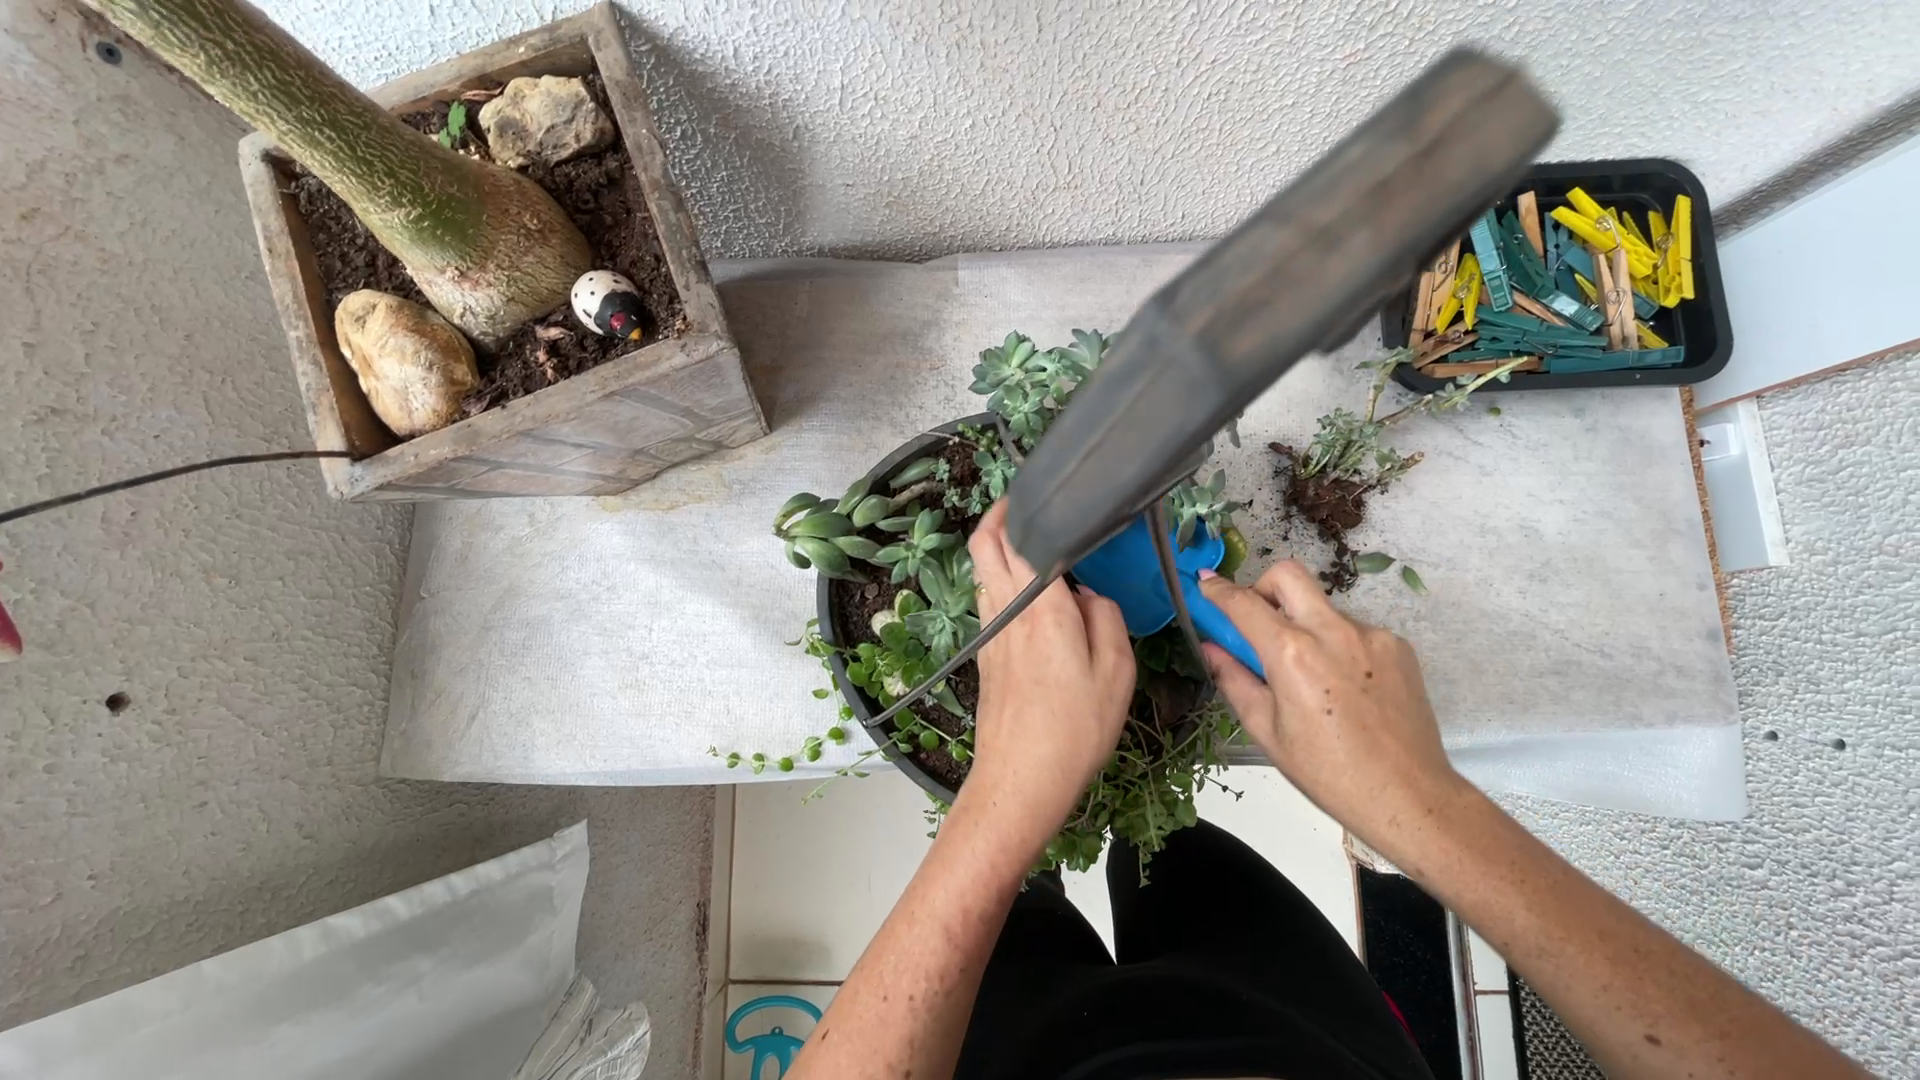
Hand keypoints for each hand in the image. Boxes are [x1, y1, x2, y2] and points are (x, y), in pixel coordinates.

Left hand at [962, 501, 1134, 846]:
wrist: (1020, 780)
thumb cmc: (1075, 728)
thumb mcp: (1116, 673)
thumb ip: (1106, 619)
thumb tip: (1088, 595)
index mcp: (1041, 607)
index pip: (1017, 540)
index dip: (1019, 511)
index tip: (1039, 495)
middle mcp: (1006, 611)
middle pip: (983, 547)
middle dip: (996, 518)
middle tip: (1023, 505)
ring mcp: (989, 633)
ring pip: (981, 573)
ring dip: (995, 549)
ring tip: (1028, 542)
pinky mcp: (984, 656)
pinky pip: (987, 601)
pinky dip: (998, 580)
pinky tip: (1026, 592)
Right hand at [1197, 561, 1469, 858]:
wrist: (1408, 796)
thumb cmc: (1327, 771)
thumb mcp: (1265, 730)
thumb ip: (1233, 680)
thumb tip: (1210, 648)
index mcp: (1292, 654)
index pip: (1244, 604)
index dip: (1219, 591)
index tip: (1207, 585)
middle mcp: (1333, 632)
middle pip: (1288, 576)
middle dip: (1263, 586)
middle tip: (1258, 620)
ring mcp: (1371, 635)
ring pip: (1323, 607)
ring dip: (1304, 625)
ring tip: (1310, 676)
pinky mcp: (1398, 647)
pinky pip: (1354, 630)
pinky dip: (1337, 645)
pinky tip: (1343, 687)